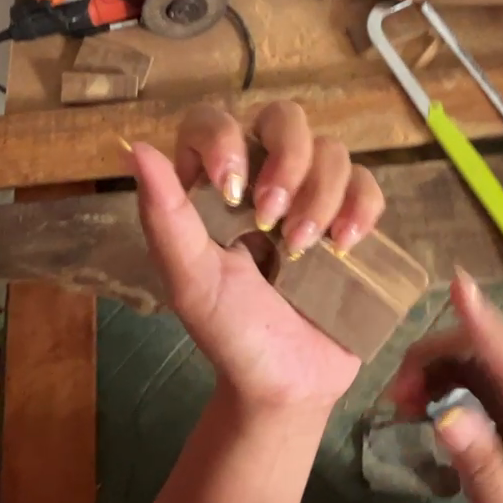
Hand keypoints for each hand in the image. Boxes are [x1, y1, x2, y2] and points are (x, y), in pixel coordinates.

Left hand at [125, 101, 385, 413]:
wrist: (286, 385)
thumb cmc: (228, 330)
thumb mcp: (191, 278)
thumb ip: (164, 215)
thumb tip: (135, 148)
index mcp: (215, 185)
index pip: (214, 121)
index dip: (223, 138)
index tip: (229, 186)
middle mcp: (264, 176)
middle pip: (284, 118)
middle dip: (286, 160)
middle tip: (271, 216)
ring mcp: (312, 193)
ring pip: (330, 149)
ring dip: (319, 195)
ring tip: (303, 249)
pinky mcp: (351, 216)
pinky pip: (367, 183)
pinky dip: (361, 206)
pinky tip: (345, 245)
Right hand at [386, 271, 502, 502]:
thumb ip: (483, 469)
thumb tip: (448, 415)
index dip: (483, 320)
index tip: (459, 284)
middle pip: (484, 350)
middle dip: (433, 358)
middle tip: (396, 395)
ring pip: (475, 358)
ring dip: (433, 369)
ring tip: (402, 403)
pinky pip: (477, 375)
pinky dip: (443, 380)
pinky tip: (421, 405)